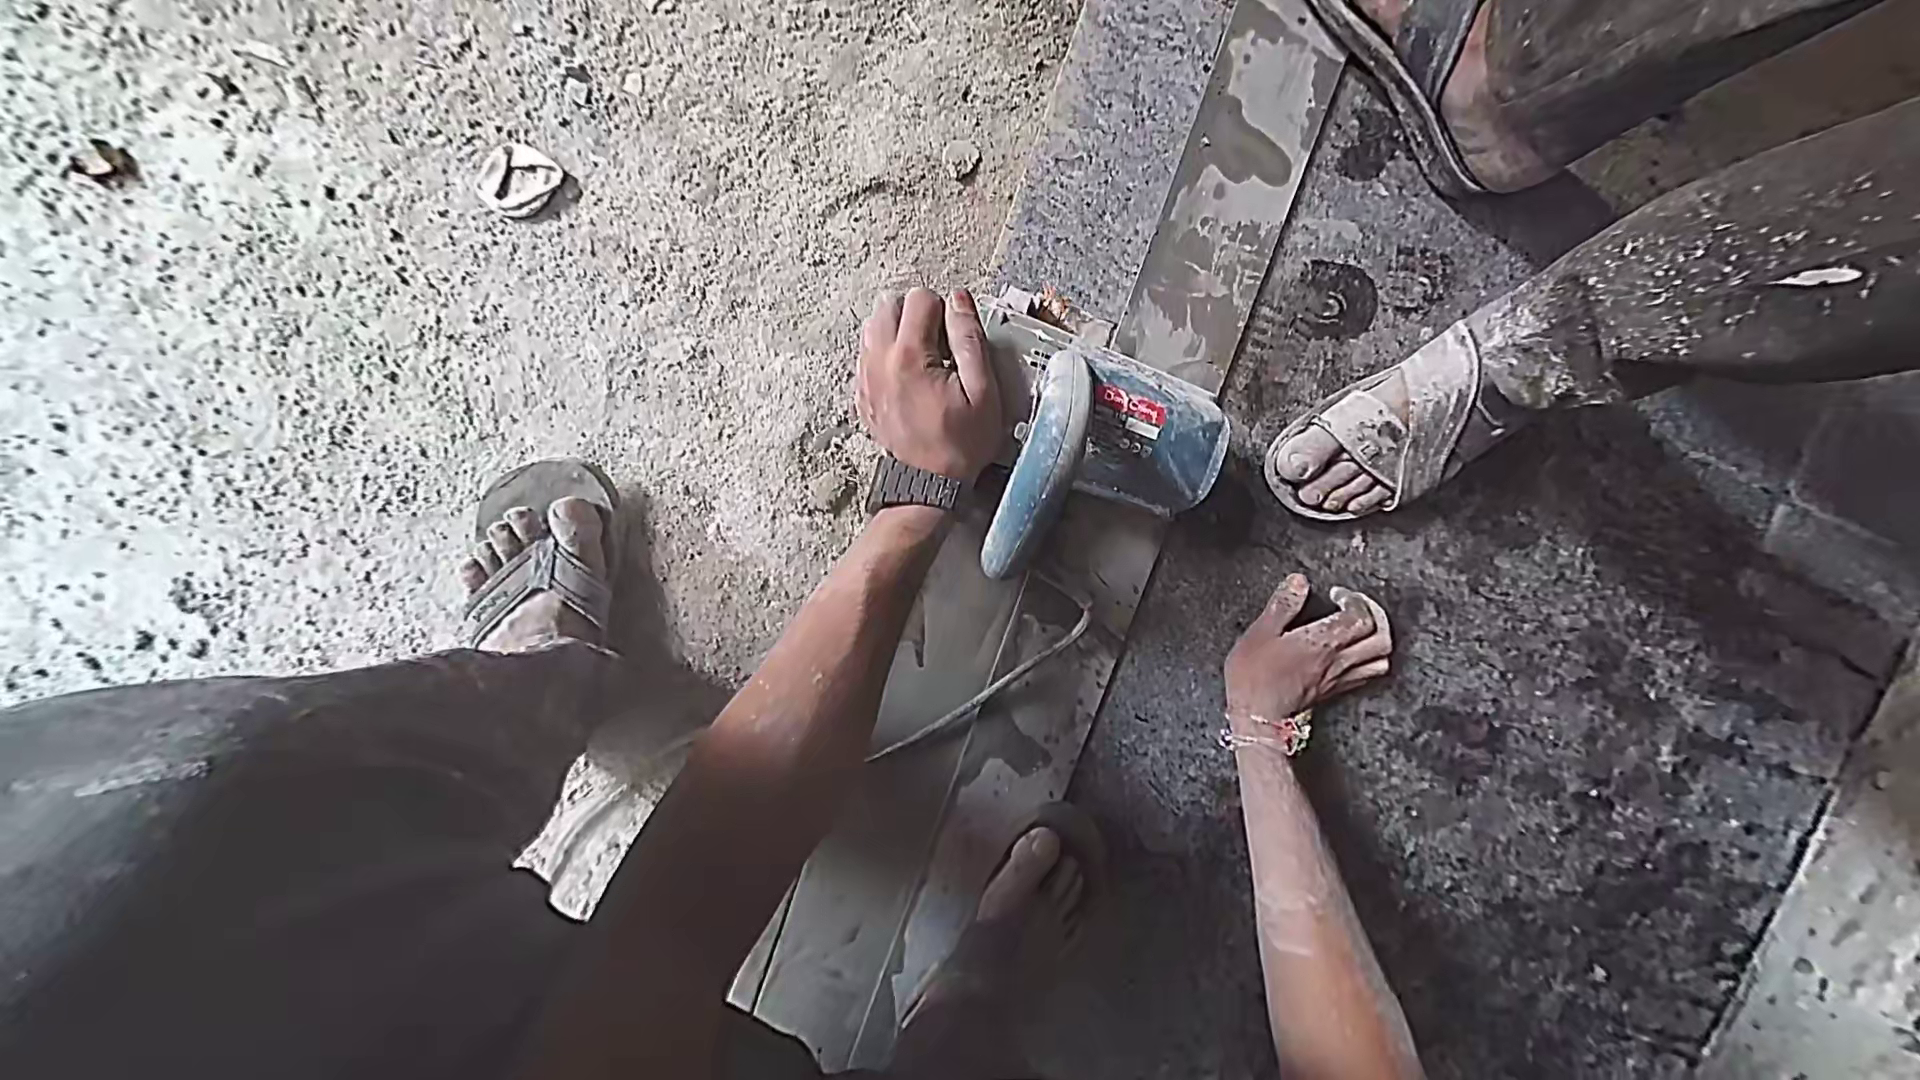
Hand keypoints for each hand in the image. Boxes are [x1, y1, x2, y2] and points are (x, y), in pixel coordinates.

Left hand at [856, 287, 1002, 482]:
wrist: (930, 484)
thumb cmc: (959, 445)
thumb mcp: (983, 392)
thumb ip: (971, 340)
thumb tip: (960, 302)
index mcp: (909, 357)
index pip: (920, 298)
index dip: (945, 313)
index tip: (955, 342)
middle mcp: (879, 363)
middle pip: (889, 306)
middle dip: (917, 317)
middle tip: (939, 347)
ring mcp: (866, 380)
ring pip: (874, 328)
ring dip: (899, 333)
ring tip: (923, 361)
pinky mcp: (862, 395)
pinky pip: (868, 356)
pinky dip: (887, 356)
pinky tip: (908, 378)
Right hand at [1224, 574, 1392, 731]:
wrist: (1258, 716)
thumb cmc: (1255, 675)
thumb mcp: (1260, 633)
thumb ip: (1283, 605)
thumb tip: (1298, 581)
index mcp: (1322, 642)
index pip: (1360, 616)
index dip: (1354, 599)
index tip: (1336, 593)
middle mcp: (1339, 660)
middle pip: (1381, 636)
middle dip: (1375, 615)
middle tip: (1357, 605)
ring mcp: (1340, 678)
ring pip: (1381, 658)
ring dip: (1378, 638)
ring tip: (1362, 627)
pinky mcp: (1335, 690)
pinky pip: (1368, 673)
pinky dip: (1370, 658)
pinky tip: (1354, 653)